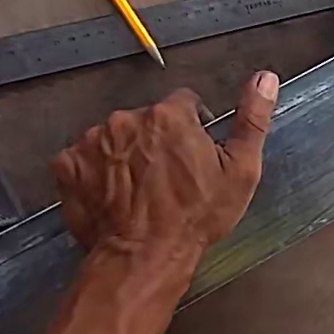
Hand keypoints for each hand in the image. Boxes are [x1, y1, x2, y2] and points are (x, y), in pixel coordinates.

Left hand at [50, 71, 278, 263]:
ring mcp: (92, 141)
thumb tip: (265, 78)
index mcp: (169, 116)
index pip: (184, 104)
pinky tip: (116, 195)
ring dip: (128, 155)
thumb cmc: (195, 216)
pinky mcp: (68, 164)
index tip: (196, 156)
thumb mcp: (240, 171)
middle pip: (148, 120)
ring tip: (143, 190)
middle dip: (159, 142)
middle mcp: (126, 119)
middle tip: (171, 179)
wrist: (146, 255)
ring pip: (117, 137)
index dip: (194, 128)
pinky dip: (98, 172)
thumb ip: (252, 119)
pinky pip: (86, 158)